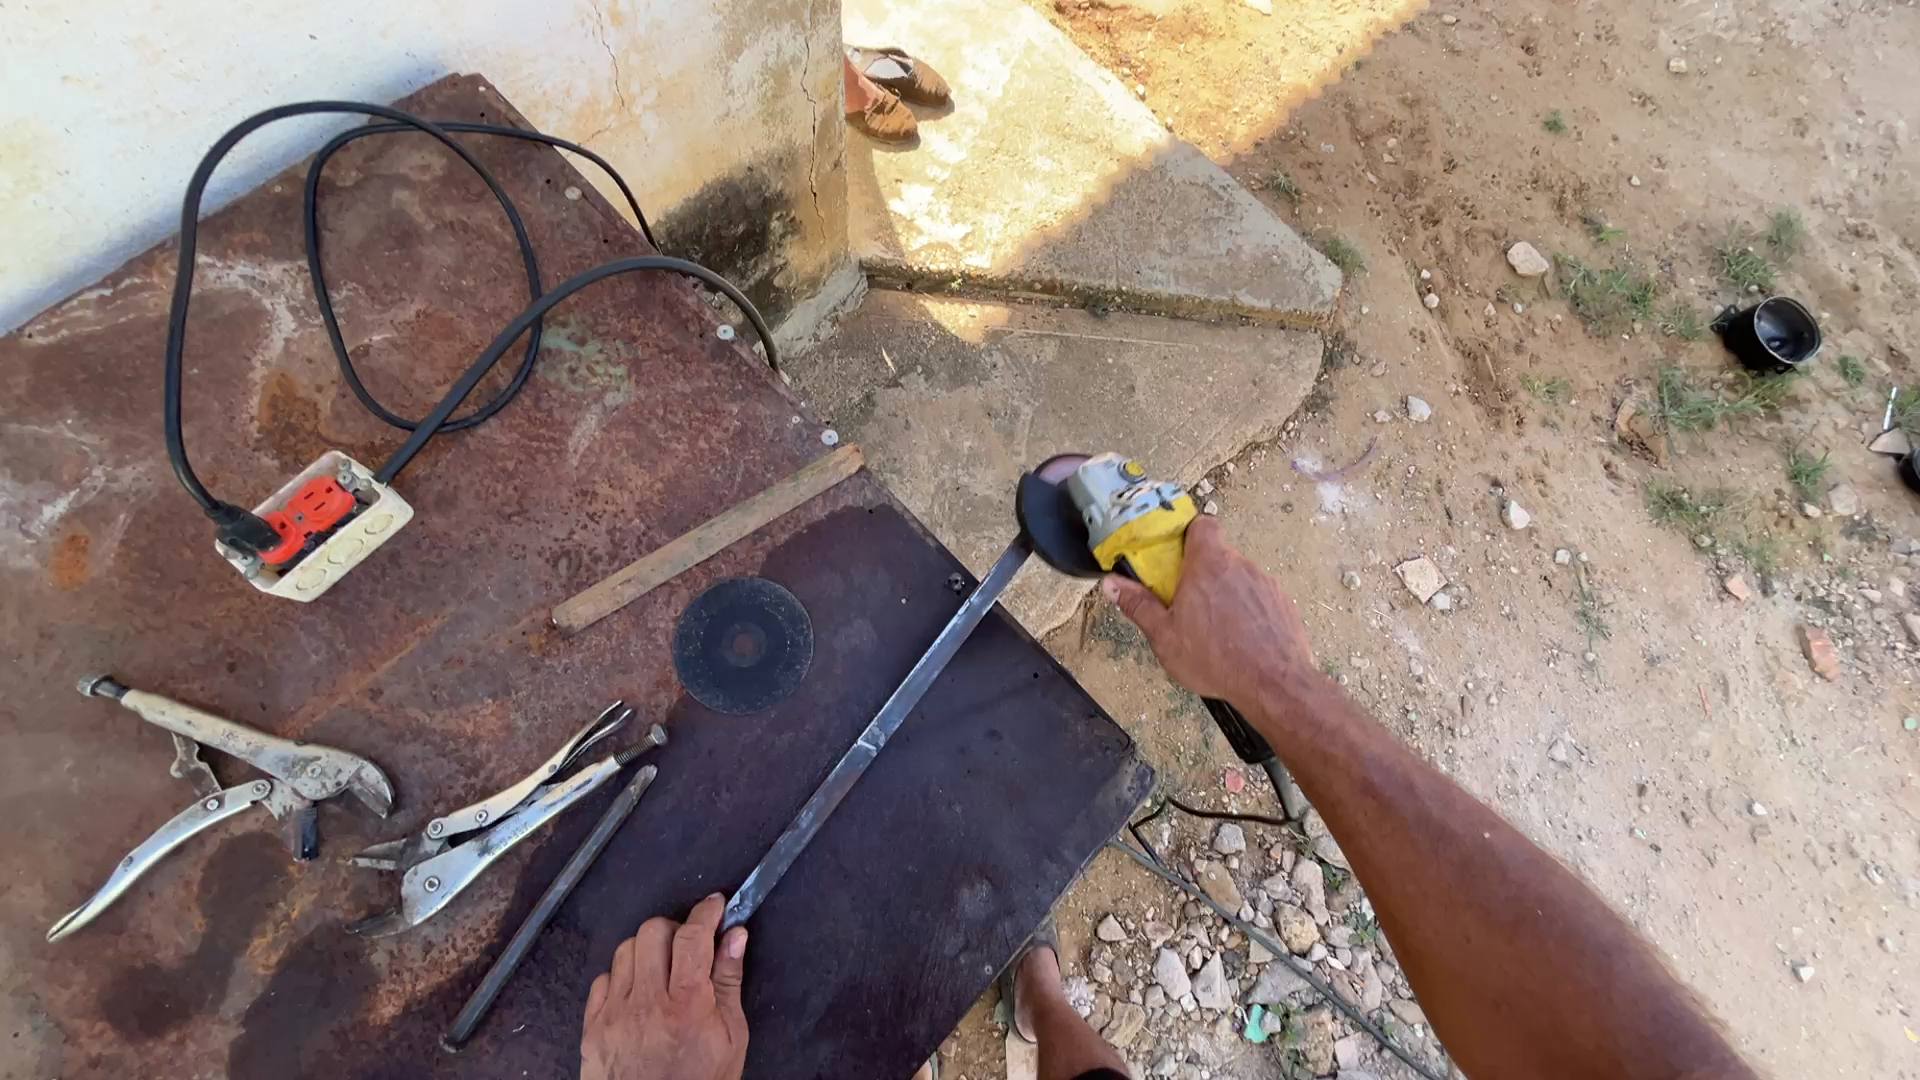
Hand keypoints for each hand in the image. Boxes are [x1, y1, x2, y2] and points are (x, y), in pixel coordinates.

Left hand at [580, 893, 748, 1079]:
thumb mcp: (732, 1037)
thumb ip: (729, 980)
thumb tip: (736, 933)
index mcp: (686, 1005)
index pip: (692, 935)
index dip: (707, 911)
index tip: (718, 904)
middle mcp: (645, 1004)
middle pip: (653, 931)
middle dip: (676, 930)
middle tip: (689, 947)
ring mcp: (613, 1017)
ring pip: (626, 950)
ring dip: (648, 951)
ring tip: (662, 971)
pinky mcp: (591, 1031)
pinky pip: (602, 980)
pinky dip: (622, 978)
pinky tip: (638, 995)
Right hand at [1102, 516, 1316, 704]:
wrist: (1274, 684)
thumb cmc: (1218, 659)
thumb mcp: (1164, 635)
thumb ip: (1138, 604)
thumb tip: (1113, 584)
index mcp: (1207, 565)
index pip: (1201, 525)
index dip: (1187, 534)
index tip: (1173, 554)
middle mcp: (1239, 566)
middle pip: (1215, 554)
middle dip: (1199, 573)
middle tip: (1184, 601)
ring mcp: (1263, 583)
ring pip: (1236, 577)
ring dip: (1222, 593)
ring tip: (1211, 626)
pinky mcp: (1280, 603)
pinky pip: (1255, 596)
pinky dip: (1244, 610)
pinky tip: (1235, 636)